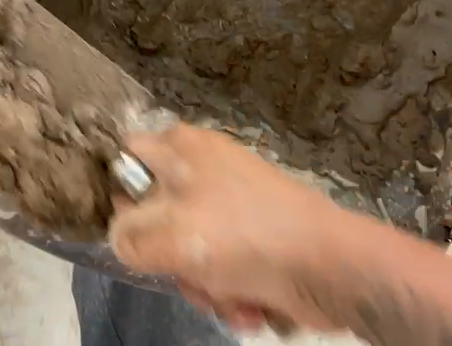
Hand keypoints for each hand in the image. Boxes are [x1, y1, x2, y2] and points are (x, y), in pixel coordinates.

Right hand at [109, 125, 356, 332]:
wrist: (335, 267)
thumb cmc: (244, 237)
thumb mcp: (172, 238)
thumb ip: (130, 239)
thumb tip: (120, 242)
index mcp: (176, 146)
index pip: (122, 158)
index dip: (117, 196)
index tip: (127, 234)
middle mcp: (199, 164)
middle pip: (154, 213)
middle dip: (169, 257)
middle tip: (186, 274)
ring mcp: (230, 198)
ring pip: (188, 245)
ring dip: (203, 283)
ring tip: (228, 298)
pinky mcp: (256, 232)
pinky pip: (222, 260)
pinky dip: (232, 288)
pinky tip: (250, 304)